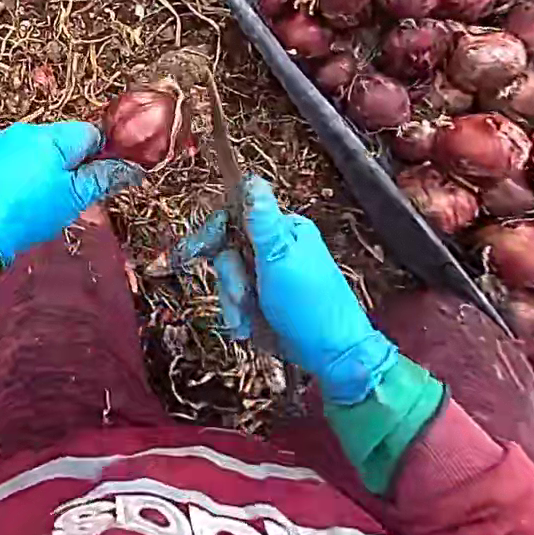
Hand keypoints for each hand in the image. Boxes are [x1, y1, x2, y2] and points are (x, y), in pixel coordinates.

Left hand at [0, 122, 144, 262]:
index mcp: (53, 135)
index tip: (101, 180)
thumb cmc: (27, 211)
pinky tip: (31, 196)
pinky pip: (28, 157)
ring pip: (49, 149)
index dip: (102, 156)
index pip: (92, 133)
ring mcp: (10, 141)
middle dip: (78, 164)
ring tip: (50, 199)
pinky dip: (37, 172)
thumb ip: (105, 177)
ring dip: (58, 168)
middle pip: (70, 139)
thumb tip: (133, 168)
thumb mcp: (74, 196)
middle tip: (75, 194)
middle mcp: (30, 130)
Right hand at [175, 176, 396, 404]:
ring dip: (233, 302)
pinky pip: (234, 301)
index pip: (236, 215)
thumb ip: (261, 220)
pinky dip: (238, 316)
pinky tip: (248, 328)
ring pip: (227, 278)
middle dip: (230, 278)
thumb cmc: (310, 303)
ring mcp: (266, 276)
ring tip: (247, 321)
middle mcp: (273, 248)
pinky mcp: (261, 301)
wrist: (332, 356)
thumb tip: (251, 178)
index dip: (216, 232)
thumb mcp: (281, 258)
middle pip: (227, 250)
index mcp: (282, 229)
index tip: (200, 249)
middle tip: (242, 297)